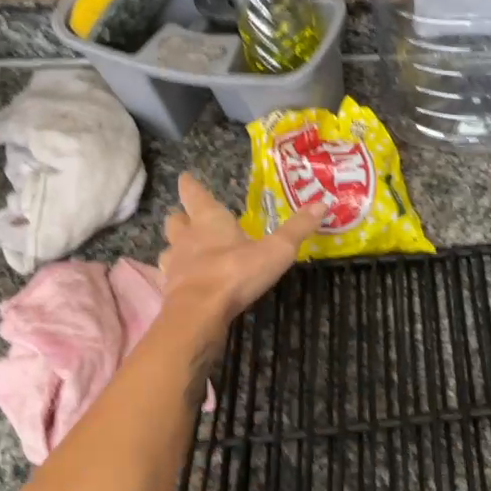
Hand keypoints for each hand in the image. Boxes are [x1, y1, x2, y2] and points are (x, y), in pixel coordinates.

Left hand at [158, 174, 323, 330]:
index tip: (186, 178)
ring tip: (191, 252)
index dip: (190, 185)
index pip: (194, 195)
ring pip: (170, 248)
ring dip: (178, 247)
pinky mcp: (169, 289)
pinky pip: (170, 276)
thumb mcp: (277, 249)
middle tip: (192, 219)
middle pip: (176, 220)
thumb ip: (297, 228)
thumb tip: (322, 204)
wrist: (199, 313)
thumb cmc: (236, 273)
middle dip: (183, 217)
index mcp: (209, 221)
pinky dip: (178, 276)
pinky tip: (189, 282)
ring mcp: (174, 264)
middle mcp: (186, 238)